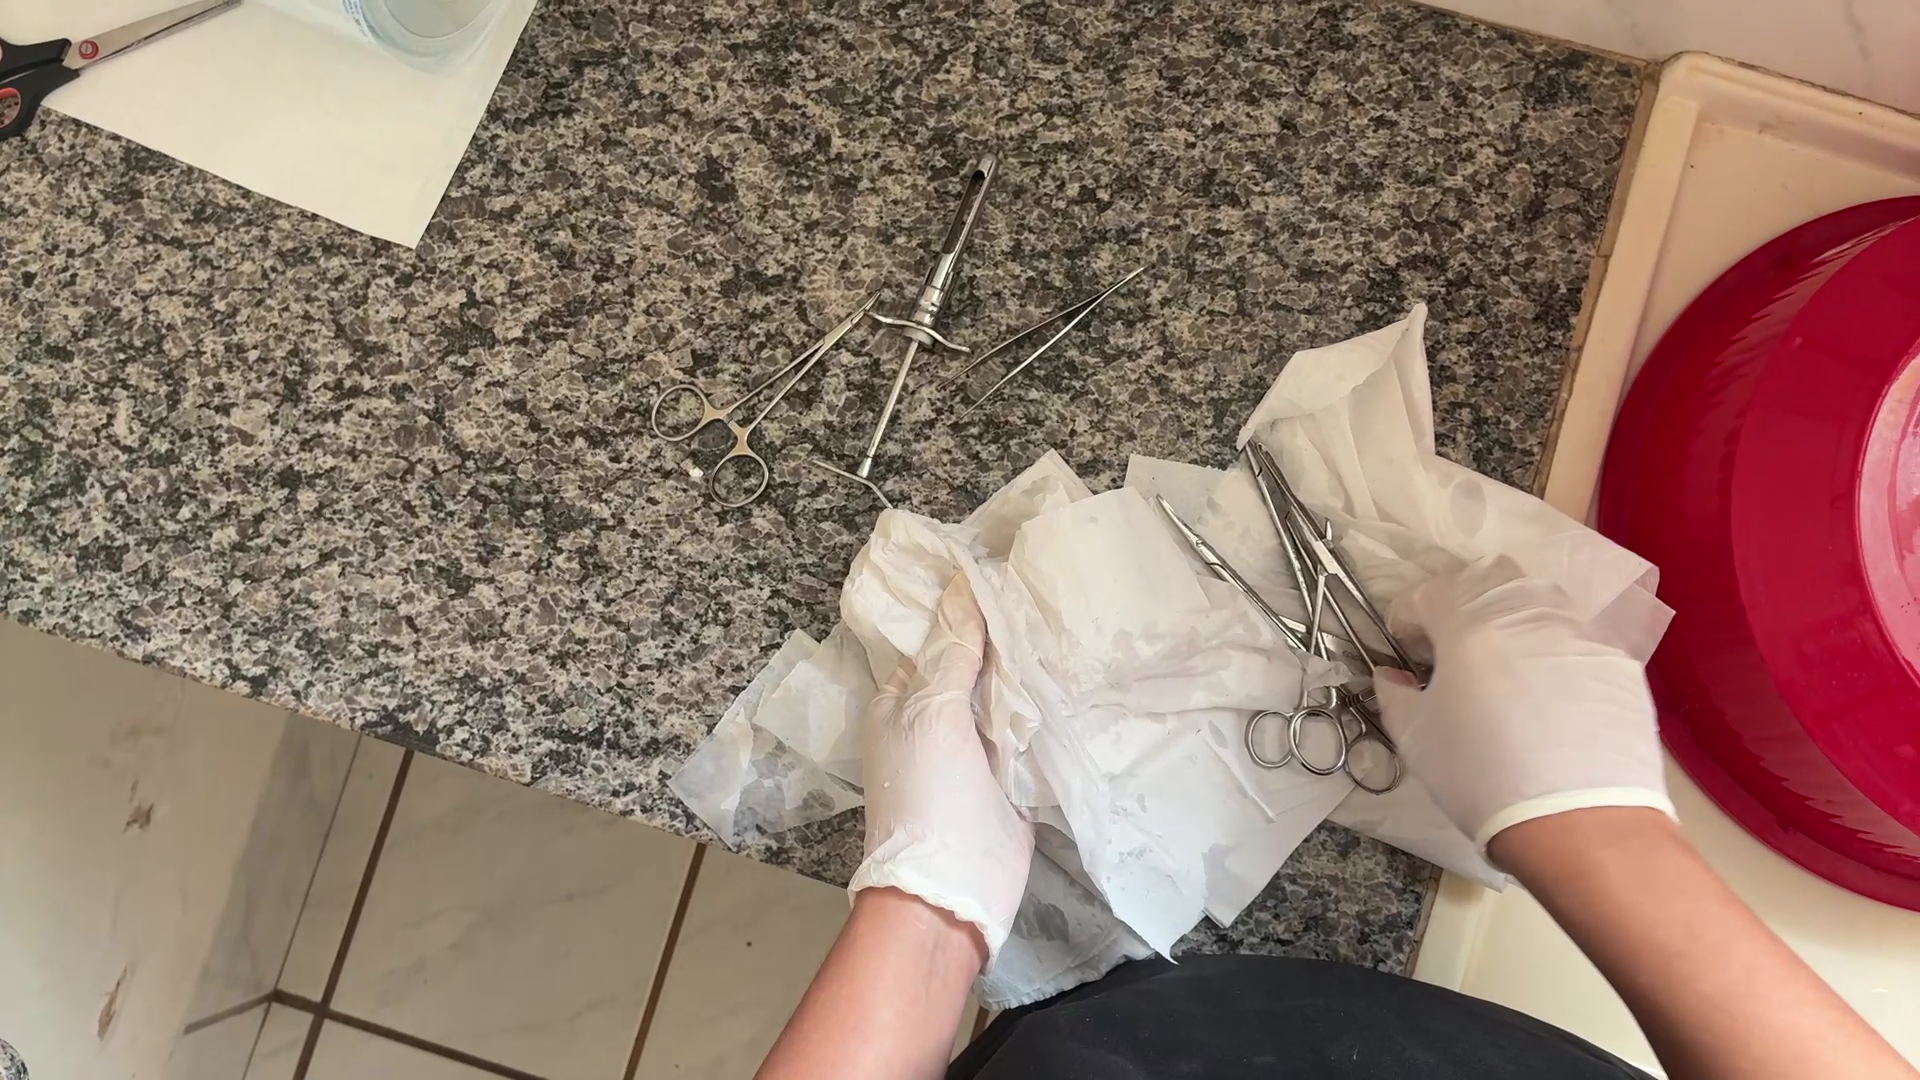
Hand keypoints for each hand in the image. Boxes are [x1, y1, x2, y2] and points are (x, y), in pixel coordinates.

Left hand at [848, 573, 1033, 961]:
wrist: (952, 889)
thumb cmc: (927, 791)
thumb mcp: (932, 711)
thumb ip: (952, 652)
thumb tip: (962, 586)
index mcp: (903, 699)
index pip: (933, 638)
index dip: (962, 606)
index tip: (1000, 566)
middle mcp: (936, 715)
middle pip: (972, 663)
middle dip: (1001, 634)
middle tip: (1043, 586)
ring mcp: (974, 744)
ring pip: (1002, 692)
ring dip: (1026, 667)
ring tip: (1063, 614)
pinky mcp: (1008, 769)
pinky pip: (1025, 725)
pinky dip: (1042, 704)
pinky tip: (1071, 668)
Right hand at [1372, 556, 1673, 850]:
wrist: (1580, 824)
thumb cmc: (1479, 772)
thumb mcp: (1412, 732)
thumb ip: (1393, 690)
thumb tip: (1393, 674)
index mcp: (1468, 626)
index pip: (1426, 594)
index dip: (1405, 617)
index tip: (1403, 647)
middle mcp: (1526, 616)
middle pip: (1487, 579)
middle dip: (1460, 601)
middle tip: (1450, 644)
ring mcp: (1578, 636)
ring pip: (1536, 599)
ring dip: (1507, 618)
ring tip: (1497, 660)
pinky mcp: (1617, 664)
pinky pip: (1572, 636)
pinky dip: (1547, 647)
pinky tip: (1542, 688)